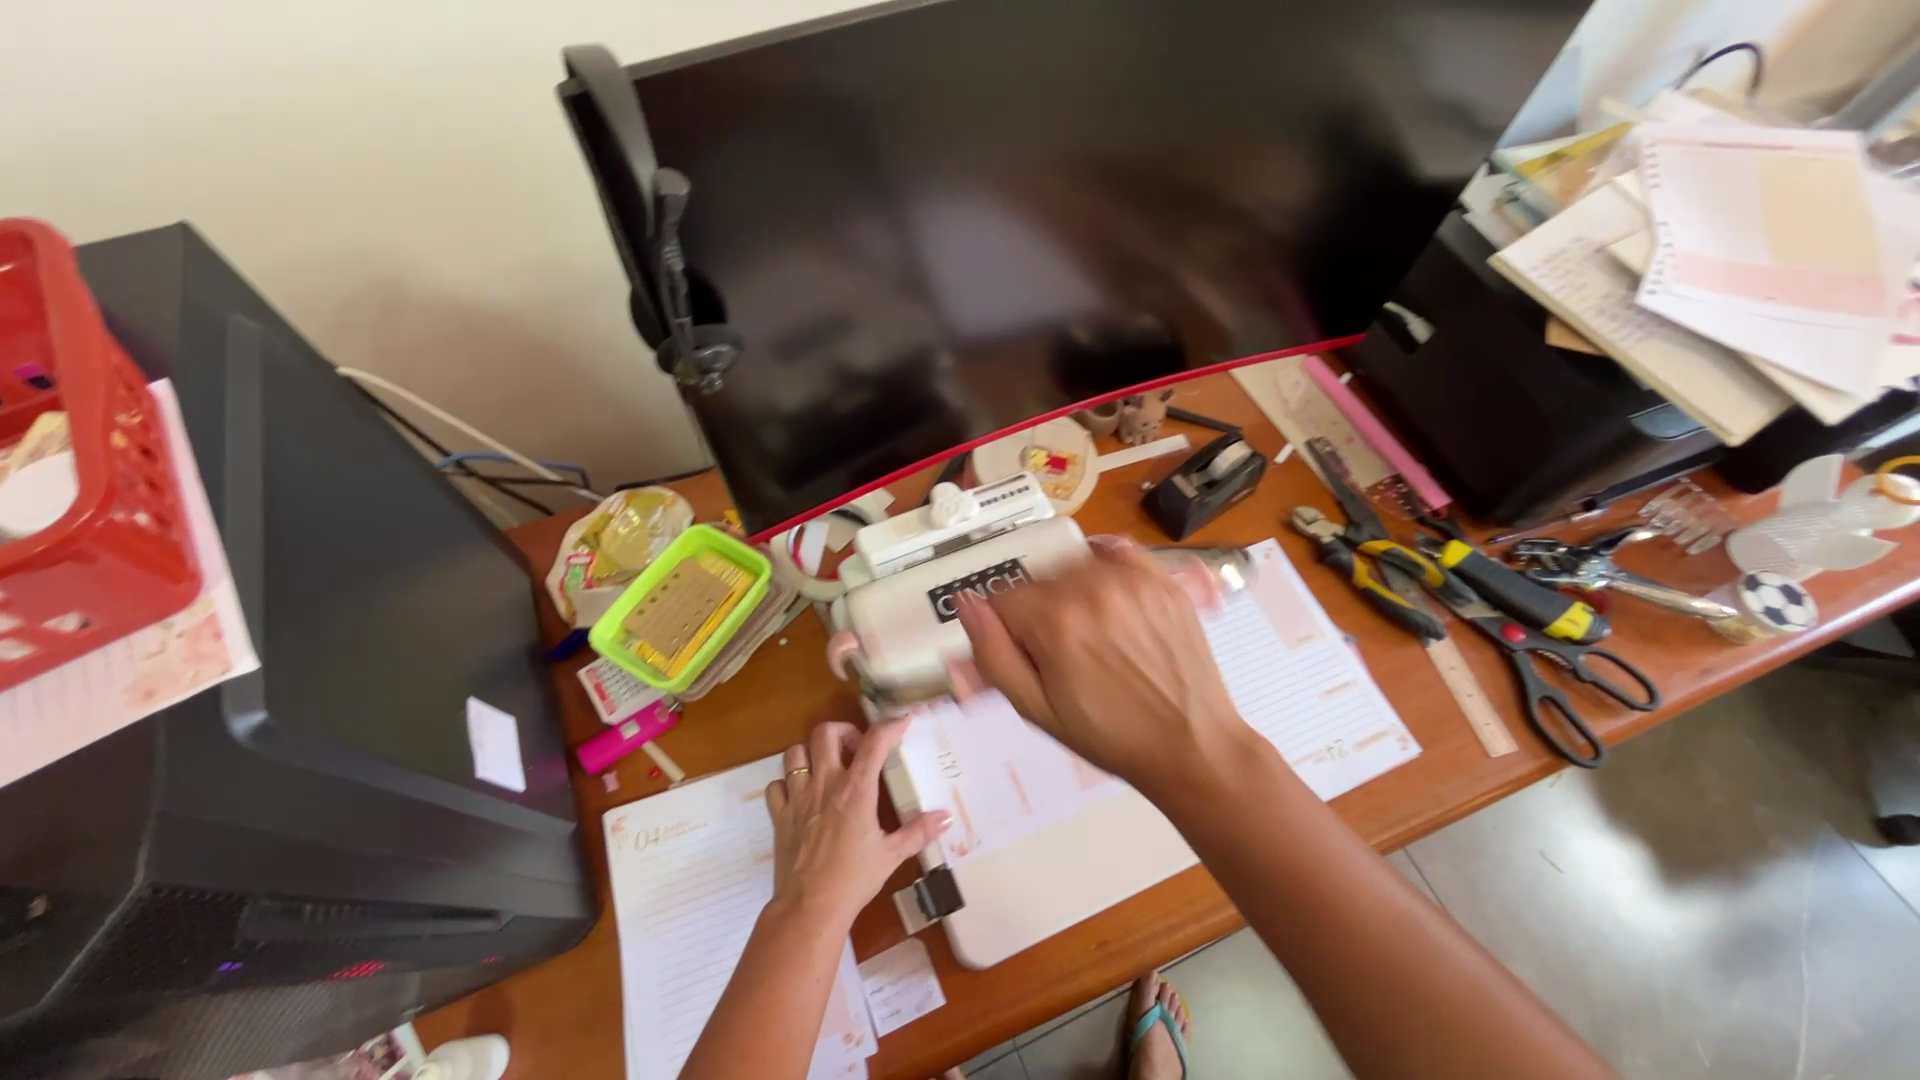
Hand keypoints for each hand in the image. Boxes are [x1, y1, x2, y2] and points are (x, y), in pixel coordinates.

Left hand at [764, 720, 950, 930]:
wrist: (810, 907)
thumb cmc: (854, 879)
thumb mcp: (892, 855)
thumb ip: (919, 832)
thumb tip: (946, 818)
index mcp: (856, 790)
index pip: (874, 743)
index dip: (890, 726)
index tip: (902, 723)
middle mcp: (825, 784)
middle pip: (825, 733)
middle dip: (843, 731)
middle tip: (857, 748)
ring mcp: (797, 798)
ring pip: (795, 752)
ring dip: (811, 753)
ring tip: (827, 767)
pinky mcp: (779, 816)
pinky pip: (776, 786)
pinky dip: (787, 783)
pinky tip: (800, 795)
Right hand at [956, 535, 1255, 794]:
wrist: (1190, 744)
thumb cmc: (1109, 735)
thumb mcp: (1036, 709)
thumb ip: (993, 654)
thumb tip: (966, 604)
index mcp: (1054, 622)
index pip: (1002, 601)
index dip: (1006, 630)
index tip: (1025, 655)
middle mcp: (1089, 588)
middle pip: (1036, 582)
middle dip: (1037, 612)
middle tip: (1059, 653)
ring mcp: (1130, 580)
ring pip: (1072, 566)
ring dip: (1069, 591)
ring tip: (1090, 633)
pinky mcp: (1160, 580)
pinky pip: (1116, 550)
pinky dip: (1102, 561)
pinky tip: (1104, 590)